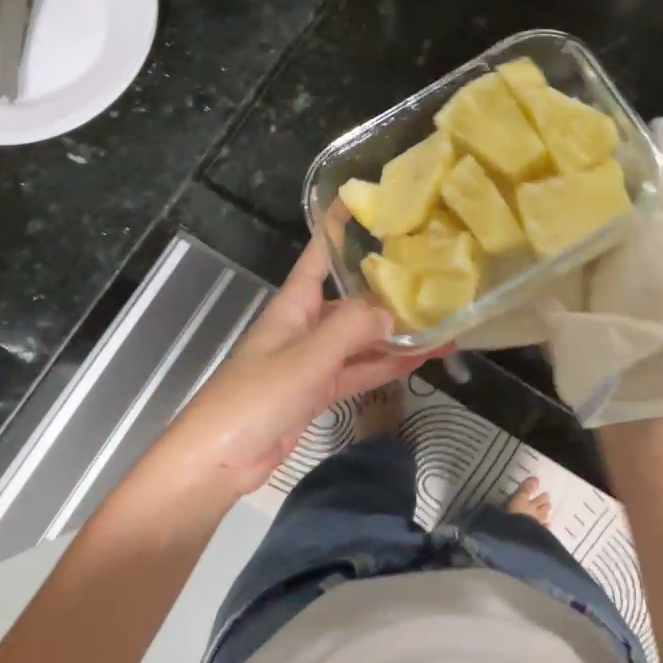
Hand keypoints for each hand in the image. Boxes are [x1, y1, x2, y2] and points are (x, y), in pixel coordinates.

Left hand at [156, 238, 430, 499]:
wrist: (220, 460)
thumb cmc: (257, 396)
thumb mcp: (308, 357)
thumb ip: (352, 328)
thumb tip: (394, 308)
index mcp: (294, 304)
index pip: (319, 255)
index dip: (340, 228)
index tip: (370, 202)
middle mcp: (305, 325)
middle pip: (351, 298)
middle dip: (388, 288)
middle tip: (435, 272)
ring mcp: (313, 361)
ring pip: (361, 338)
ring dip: (396, 333)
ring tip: (443, 321)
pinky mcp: (319, 392)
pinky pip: (360, 371)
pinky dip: (387, 365)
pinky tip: (422, 358)